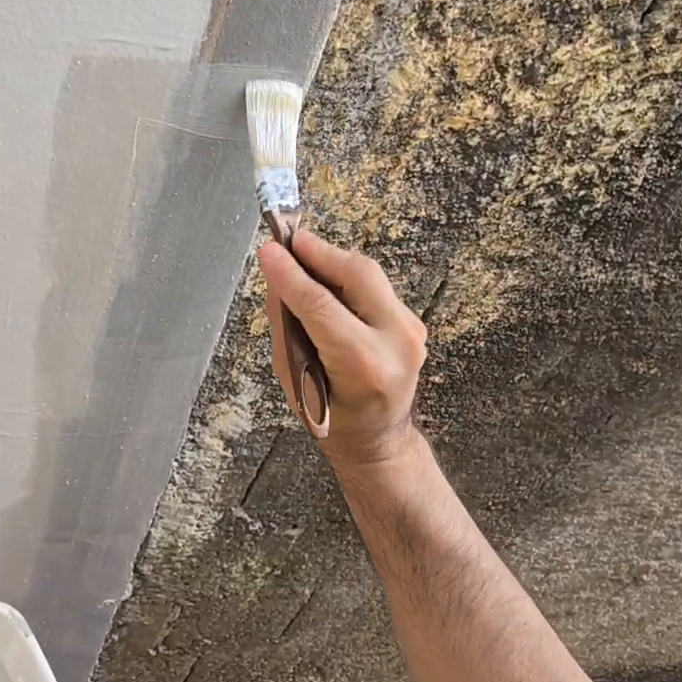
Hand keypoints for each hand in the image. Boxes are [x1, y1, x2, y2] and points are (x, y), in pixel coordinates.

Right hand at [257, 230, 427, 470]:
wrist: (378, 440)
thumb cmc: (329, 419)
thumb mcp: (293, 380)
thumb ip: (286, 327)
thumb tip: (276, 280)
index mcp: (364, 366)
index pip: (320, 305)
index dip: (290, 275)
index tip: (269, 252)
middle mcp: (396, 343)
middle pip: (358, 275)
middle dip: (320, 252)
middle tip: (289, 241)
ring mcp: (411, 331)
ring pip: (369, 275)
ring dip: (332, 261)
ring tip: (300, 256)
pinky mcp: (412, 322)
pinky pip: (375, 287)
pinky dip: (346, 277)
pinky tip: (323, 279)